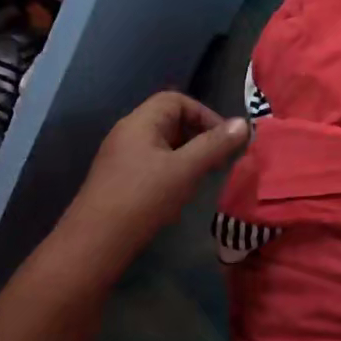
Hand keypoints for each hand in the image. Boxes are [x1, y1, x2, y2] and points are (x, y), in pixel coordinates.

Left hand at [61, 91, 248, 251]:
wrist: (97, 241)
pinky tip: (180, 195)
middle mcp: (128, 134)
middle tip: (219, 161)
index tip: (224, 140)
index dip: (204, 114)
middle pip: (171, 121)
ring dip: (189, 157)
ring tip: (202, 179)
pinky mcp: (122, 179)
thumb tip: (243, 123)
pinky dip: (174, 172)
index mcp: (140, 123)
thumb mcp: (185, 169)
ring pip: (164, 145)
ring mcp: (123, 157)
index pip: (176, 100)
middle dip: (199, 137)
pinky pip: (154, 164)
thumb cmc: (144, 198)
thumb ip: (215, 145)